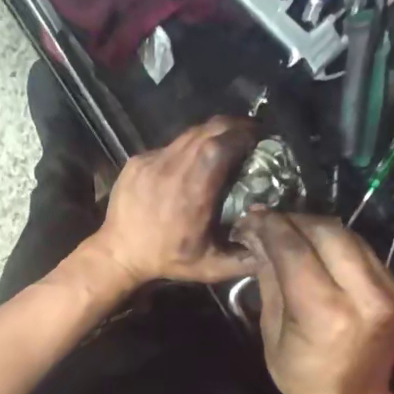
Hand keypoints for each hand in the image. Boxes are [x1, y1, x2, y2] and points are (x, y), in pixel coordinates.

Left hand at [78, 118, 259, 286]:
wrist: (119, 253)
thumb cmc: (168, 259)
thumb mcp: (212, 267)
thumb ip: (246, 259)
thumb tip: (274, 247)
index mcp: (195, 190)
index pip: (222, 145)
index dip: (243, 136)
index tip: (259, 138)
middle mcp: (173, 168)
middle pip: (208, 130)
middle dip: (232, 127)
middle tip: (249, 133)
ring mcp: (153, 160)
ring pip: (188, 134)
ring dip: (211, 134)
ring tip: (225, 142)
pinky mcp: (139, 160)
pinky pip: (169, 146)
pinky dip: (187, 147)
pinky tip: (193, 162)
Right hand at [236, 211, 393, 393]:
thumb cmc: (303, 378)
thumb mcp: (272, 333)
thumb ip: (270, 280)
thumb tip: (259, 238)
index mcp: (327, 315)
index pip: (295, 250)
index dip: (271, 227)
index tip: (252, 217)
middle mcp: (365, 297)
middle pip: (328, 232)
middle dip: (294, 220)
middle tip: (269, 221)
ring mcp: (389, 292)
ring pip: (349, 235)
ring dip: (315, 227)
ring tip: (290, 230)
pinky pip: (364, 251)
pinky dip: (337, 243)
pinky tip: (317, 247)